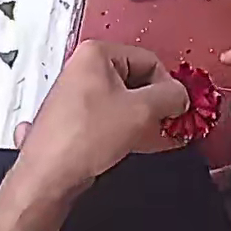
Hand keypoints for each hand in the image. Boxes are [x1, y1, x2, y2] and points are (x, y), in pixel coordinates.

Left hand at [13, 40, 187, 194]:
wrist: (48, 177)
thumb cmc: (86, 136)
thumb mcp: (142, 110)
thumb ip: (171, 96)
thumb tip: (182, 96)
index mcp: (97, 54)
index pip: (150, 61)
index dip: (168, 86)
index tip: (177, 108)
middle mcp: (85, 68)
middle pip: (139, 81)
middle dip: (159, 105)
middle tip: (174, 124)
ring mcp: (80, 94)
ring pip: (128, 101)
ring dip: (149, 119)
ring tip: (166, 136)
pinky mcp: (78, 119)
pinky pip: (114, 117)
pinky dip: (132, 128)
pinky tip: (147, 144)